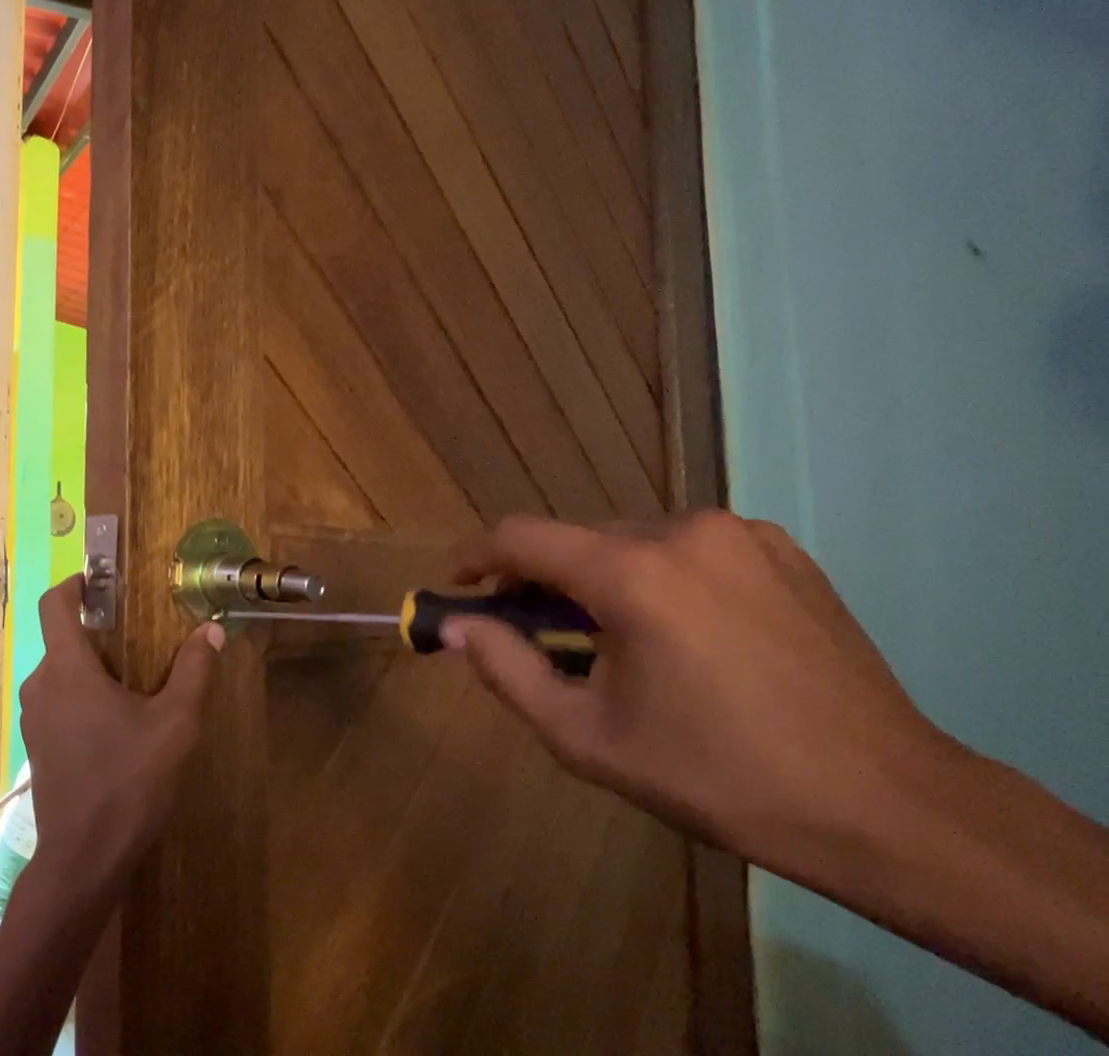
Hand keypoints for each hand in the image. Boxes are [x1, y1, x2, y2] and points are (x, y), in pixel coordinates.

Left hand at [19, 576, 223, 885]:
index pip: (54, 604)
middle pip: (62, 639)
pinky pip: (57, 702)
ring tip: (135, 682)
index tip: (104, 581)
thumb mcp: (174, 724)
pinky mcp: (37, 746)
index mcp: (66, 669)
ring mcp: (33, 718)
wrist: (84, 855)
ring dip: (92, 667)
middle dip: (99, 632)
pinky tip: (117, 722)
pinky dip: (82, 696)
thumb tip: (211, 632)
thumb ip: (193, 672)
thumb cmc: (129, 781)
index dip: (75, 584)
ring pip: (61, 673)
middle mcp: (40, 685)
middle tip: (142, 639)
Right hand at [443, 511, 961, 870]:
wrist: (882, 804)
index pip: (521, 537)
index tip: (453, 586)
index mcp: (632, 573)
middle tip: (525, 632)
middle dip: (538, 579)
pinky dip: (656, 579)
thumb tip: (455, 626)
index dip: (474, 556)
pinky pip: (689, 551)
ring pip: (633, 543)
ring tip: (604, 641)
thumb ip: (505, 669)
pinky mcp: (786, 554)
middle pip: (578, 539)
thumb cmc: (715, 775)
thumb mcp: (585, 735)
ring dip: (597, 580)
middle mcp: (685, 532)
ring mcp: (744, 537)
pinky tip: (673, 634)